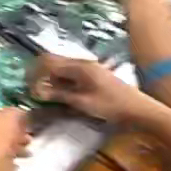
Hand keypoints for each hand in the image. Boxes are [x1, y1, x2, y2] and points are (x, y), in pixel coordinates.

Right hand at [29, 55, 155, 124]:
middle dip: (38, 72)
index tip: (29, 89)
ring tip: (43, 92)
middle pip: (51, 60)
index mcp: (79, 67)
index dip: (35, 75)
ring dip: (48, 76)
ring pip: (59, 65)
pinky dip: (58, 78)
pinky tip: (58, 91)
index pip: (48, 64)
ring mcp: (87, 67)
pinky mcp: (91, 74)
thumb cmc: (112, 107)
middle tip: (31, 87)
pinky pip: (68, 71)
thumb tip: (37, 92)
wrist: (141, 110)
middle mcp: (82, 63)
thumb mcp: (83, 103)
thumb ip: (59, 95)